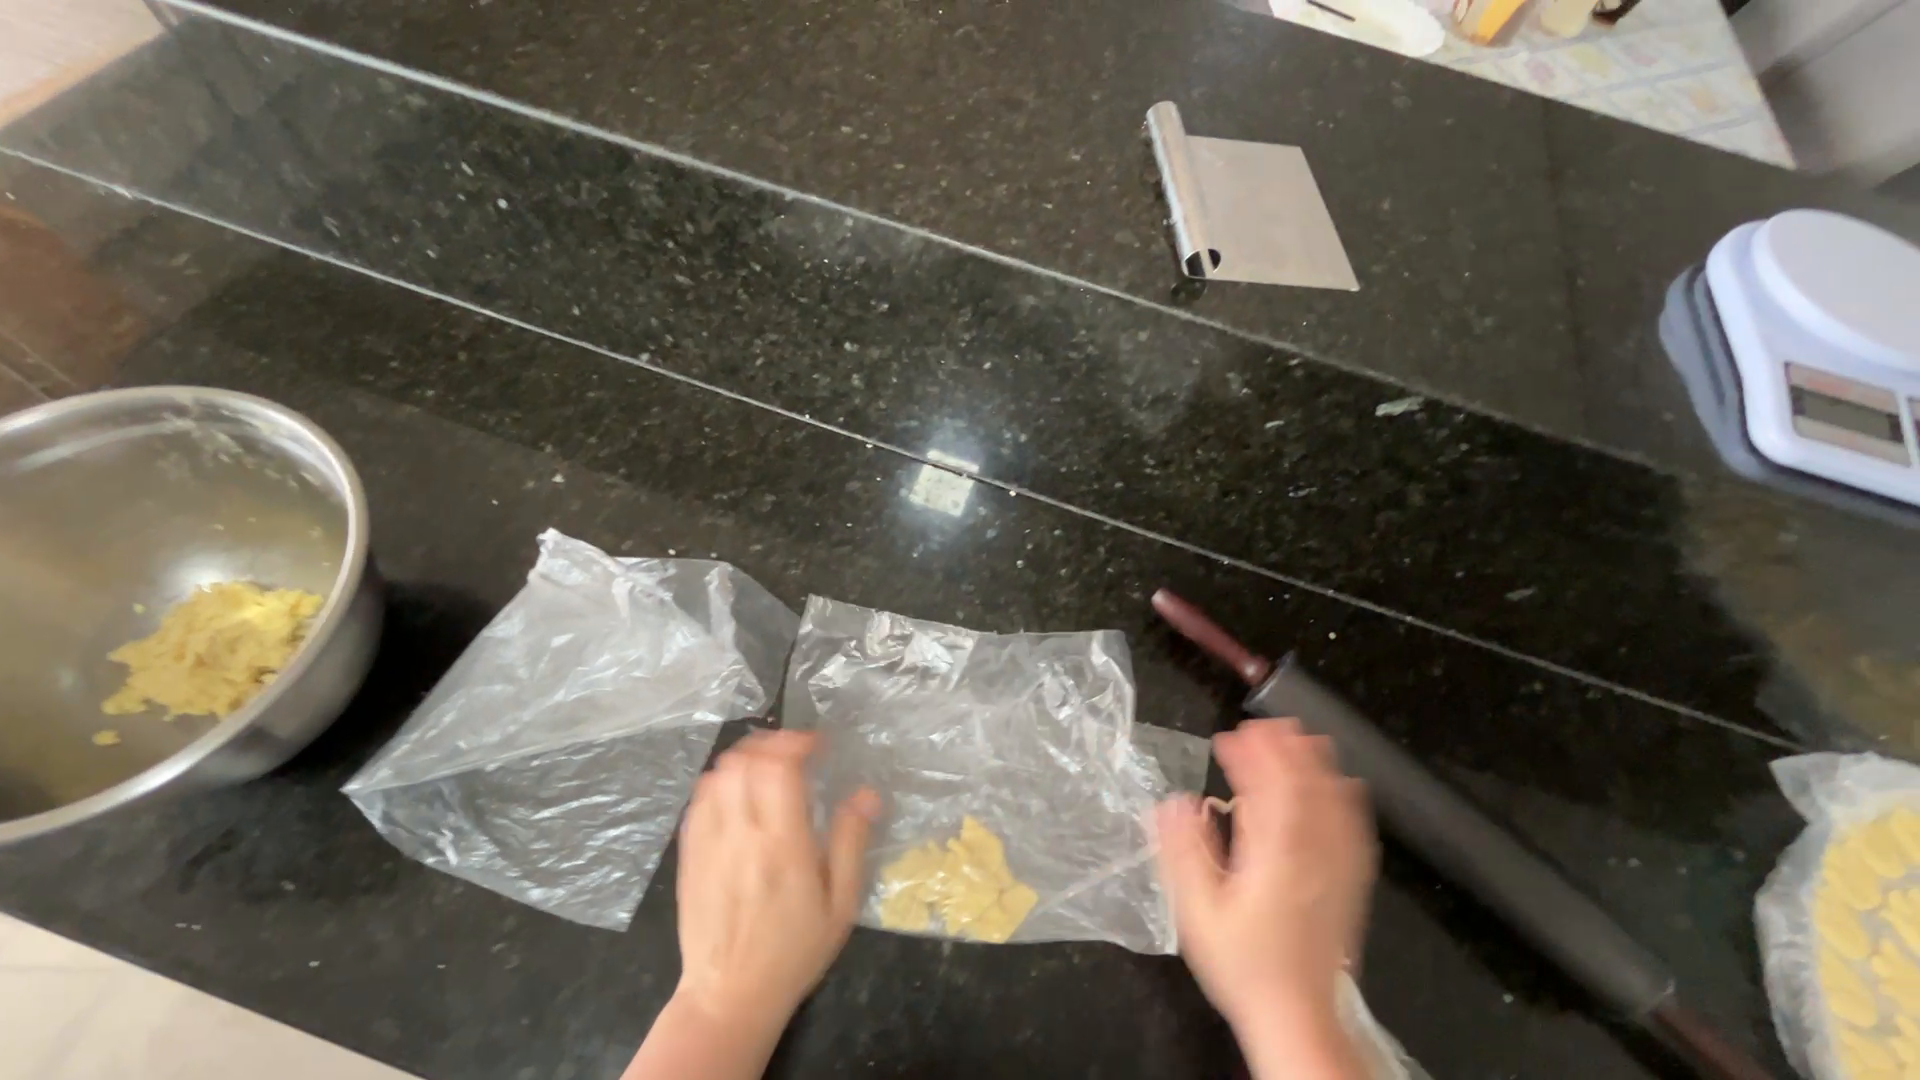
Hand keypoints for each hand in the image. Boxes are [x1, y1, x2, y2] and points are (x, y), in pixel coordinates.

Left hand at [674, 730, 880, 1028]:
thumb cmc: (794, 950)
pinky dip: (719, 782)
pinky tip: (736, 791)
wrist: (729, 994)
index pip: (780, 768)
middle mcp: (741, 835)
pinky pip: (698, 801)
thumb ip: (851, 843)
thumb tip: (867, 794)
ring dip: (744, 758)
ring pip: (717, 776)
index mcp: (783, 844)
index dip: (797, 742)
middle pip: (745, 762)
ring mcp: (708, 844)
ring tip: (767, 764)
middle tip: (795, 750)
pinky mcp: (689, 856)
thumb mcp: (840, 904)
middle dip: (771, 743)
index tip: (817, 744)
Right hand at [1155, 719, 1375, 1035]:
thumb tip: (1172, 802)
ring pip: (1335, 802)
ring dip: (1317, 764)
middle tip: (1263, 726)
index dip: (1253, 755)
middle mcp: (1314, 854)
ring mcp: (1338, 868)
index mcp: (1277, 855)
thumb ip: (1184, 853)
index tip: (1230, 736)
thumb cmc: (1242, 963)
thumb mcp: (1197, 912)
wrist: (1295, 1015)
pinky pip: (1354, 828)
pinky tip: (1342, 785)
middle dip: (1286, 749)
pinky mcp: (1350, 883)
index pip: (1271, 788)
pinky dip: (1346, 797)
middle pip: (1308, 786)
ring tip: (1301, 738)